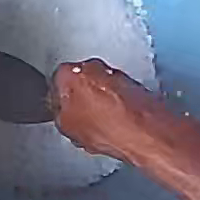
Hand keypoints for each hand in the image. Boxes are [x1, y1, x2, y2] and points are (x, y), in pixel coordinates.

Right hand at [50, 59, 197, 161]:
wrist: (144, 133)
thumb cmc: (108, 126)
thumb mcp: (66, 127)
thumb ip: (59, 114)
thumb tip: (62, 114)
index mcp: (68, 72)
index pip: (55, 83)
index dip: (58, 101)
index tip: (61, 112)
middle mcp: (92, 66)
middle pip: (79, 81)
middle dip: (80, 97)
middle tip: (80, 118)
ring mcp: (115, 74)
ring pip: (100, 86)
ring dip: (100, 101)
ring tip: (101, 125)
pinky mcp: (134, 83)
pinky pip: (118, 93)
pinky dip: (116, 105)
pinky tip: (116, 124)